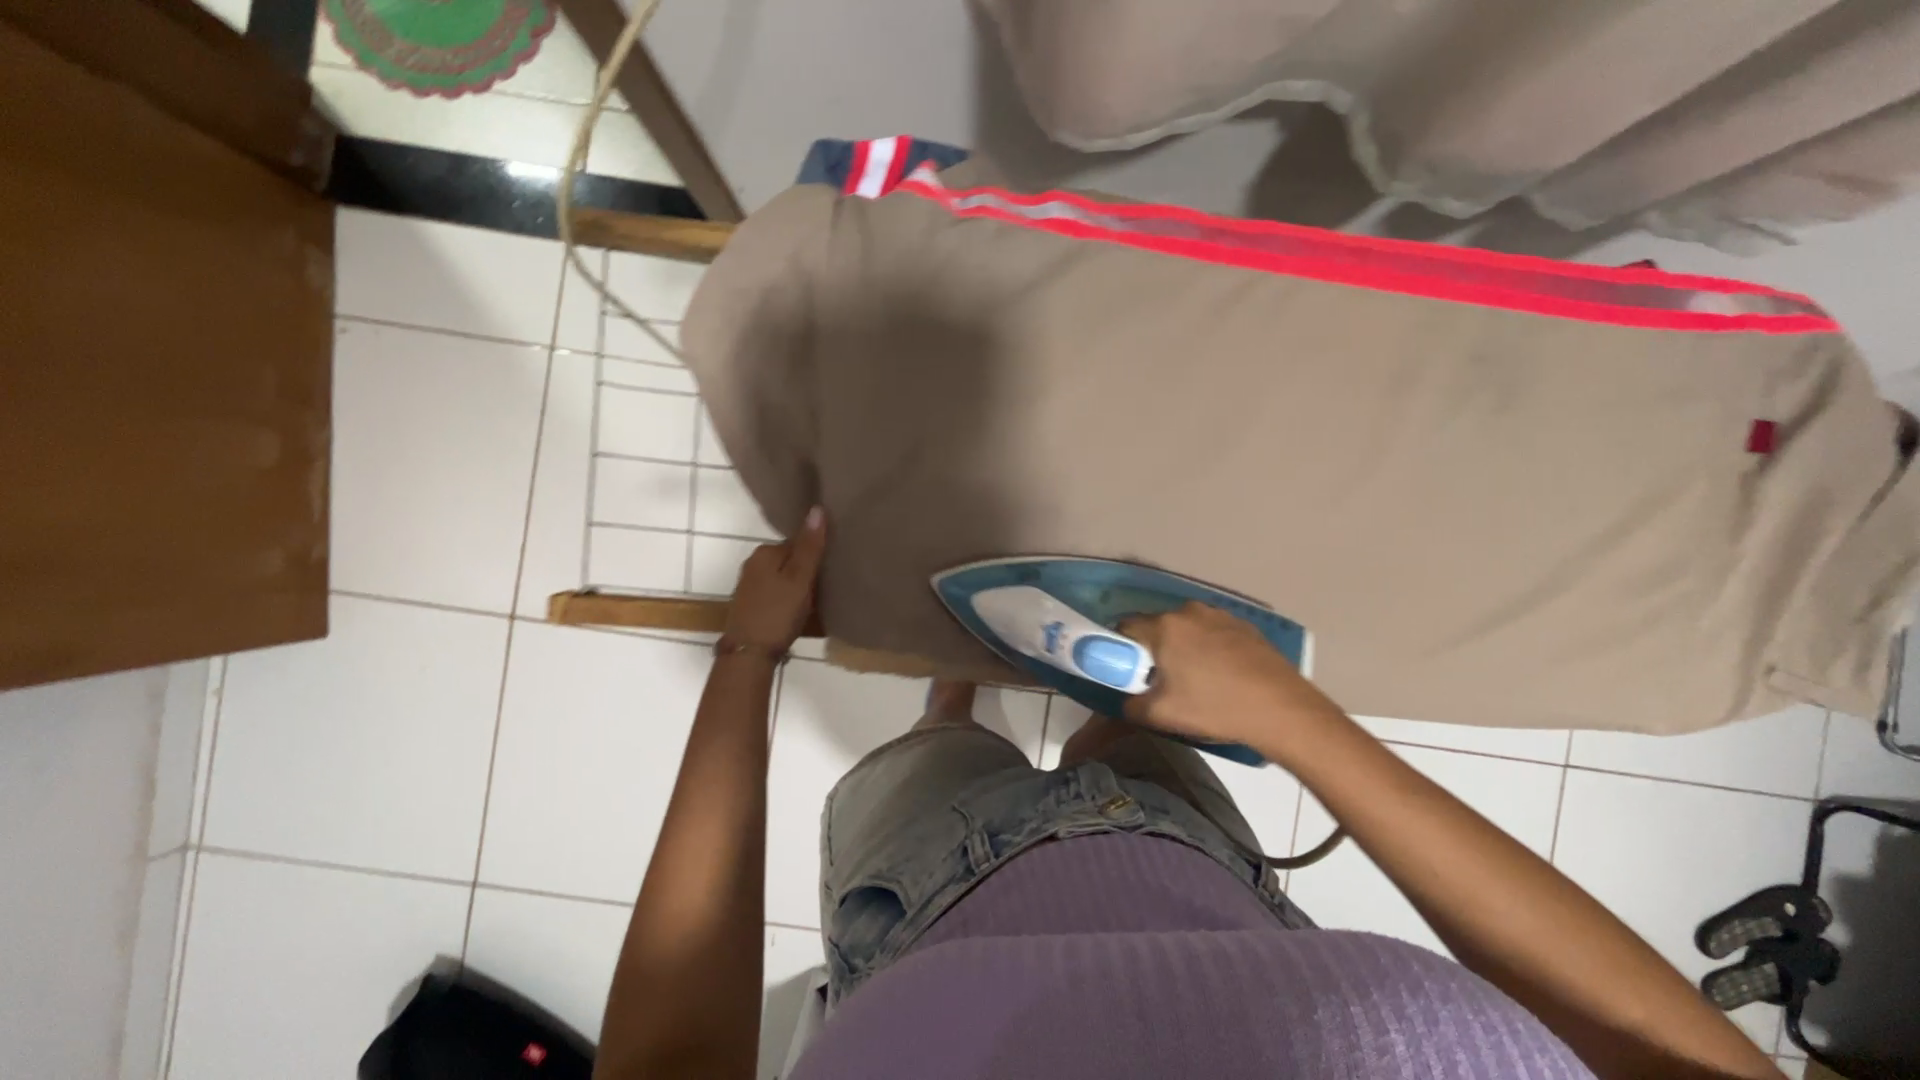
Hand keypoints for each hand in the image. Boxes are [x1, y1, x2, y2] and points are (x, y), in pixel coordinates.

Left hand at [723, 506, 826, 651]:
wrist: (748, 654)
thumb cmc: (778, 613)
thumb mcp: (800, 579)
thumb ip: (809, 547)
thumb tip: (817, 508)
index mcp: (764, 552)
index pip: (797, 542)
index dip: (816, 553)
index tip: (831, 568)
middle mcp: (752, 564)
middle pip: (789, 559)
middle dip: (806, 569)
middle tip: (827, 586)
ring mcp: (748, 586)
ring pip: (782, 577)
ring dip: (797, 585)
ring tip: (816, 600)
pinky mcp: (749, 605)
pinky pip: (775, 593)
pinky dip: (787, 598)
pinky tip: (797, 611)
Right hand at [1118, 601, 1335, 752]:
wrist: (1281, 709)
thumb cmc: (1215, 708)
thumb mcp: (1161, 715)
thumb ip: (1131, 704)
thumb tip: (1127, 698)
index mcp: (1164, 627)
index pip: (1124, 627)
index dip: (1119, 648)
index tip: (1127, 671)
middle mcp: (1189, 612)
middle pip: (1157, 626)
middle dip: (1153, 649)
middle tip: (1161, 680)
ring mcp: (1220, 615)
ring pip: (1187, 628)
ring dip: (1182, 647)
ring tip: (1195, 679)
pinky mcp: (1245, 625)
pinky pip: (1213, 632)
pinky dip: (1209, 648)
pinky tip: (1222, 675)